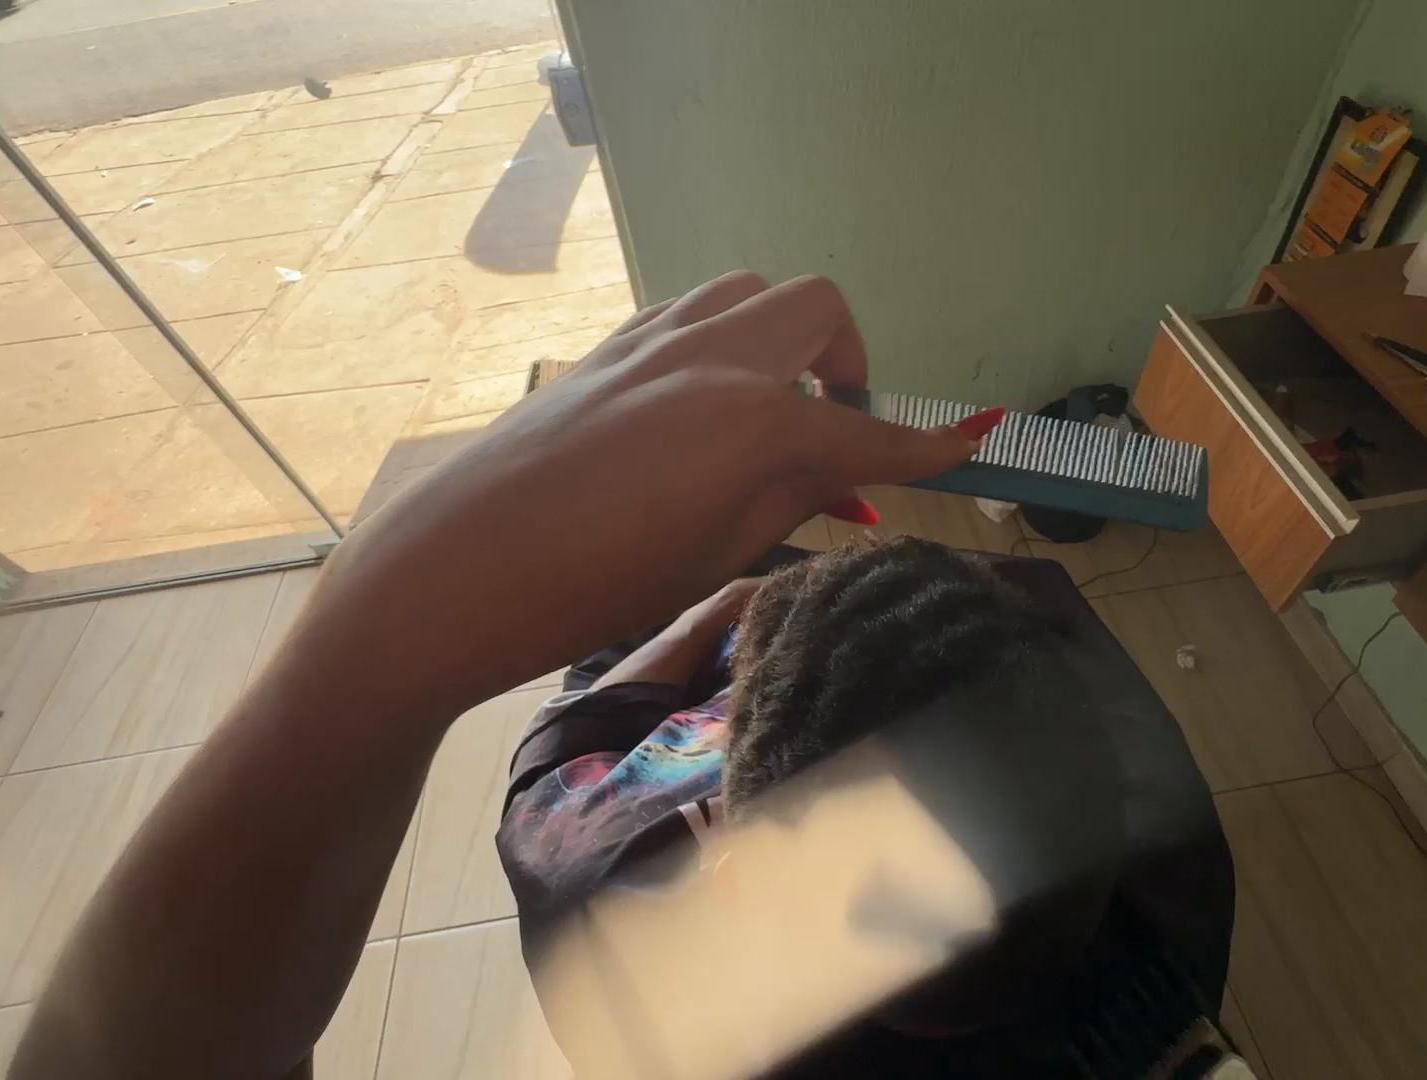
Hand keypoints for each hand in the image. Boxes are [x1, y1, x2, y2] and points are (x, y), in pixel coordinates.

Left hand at [285, 272, 982, 724]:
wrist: (454, 573)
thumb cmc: (594, 586)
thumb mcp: (717, 551)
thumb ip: (796, 492)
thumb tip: (854, 467)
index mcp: (750, 418)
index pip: (863, 428)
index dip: (924, 445)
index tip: (971, 443)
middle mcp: (709, 355)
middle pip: (817, 308)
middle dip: (852, 360)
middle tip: (838, 427)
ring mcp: (651, 340)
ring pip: (750, 295)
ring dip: (785, 341)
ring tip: (773, 410)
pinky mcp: (606, 348)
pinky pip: (691, 315)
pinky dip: (727, 345)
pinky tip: (708, 406)